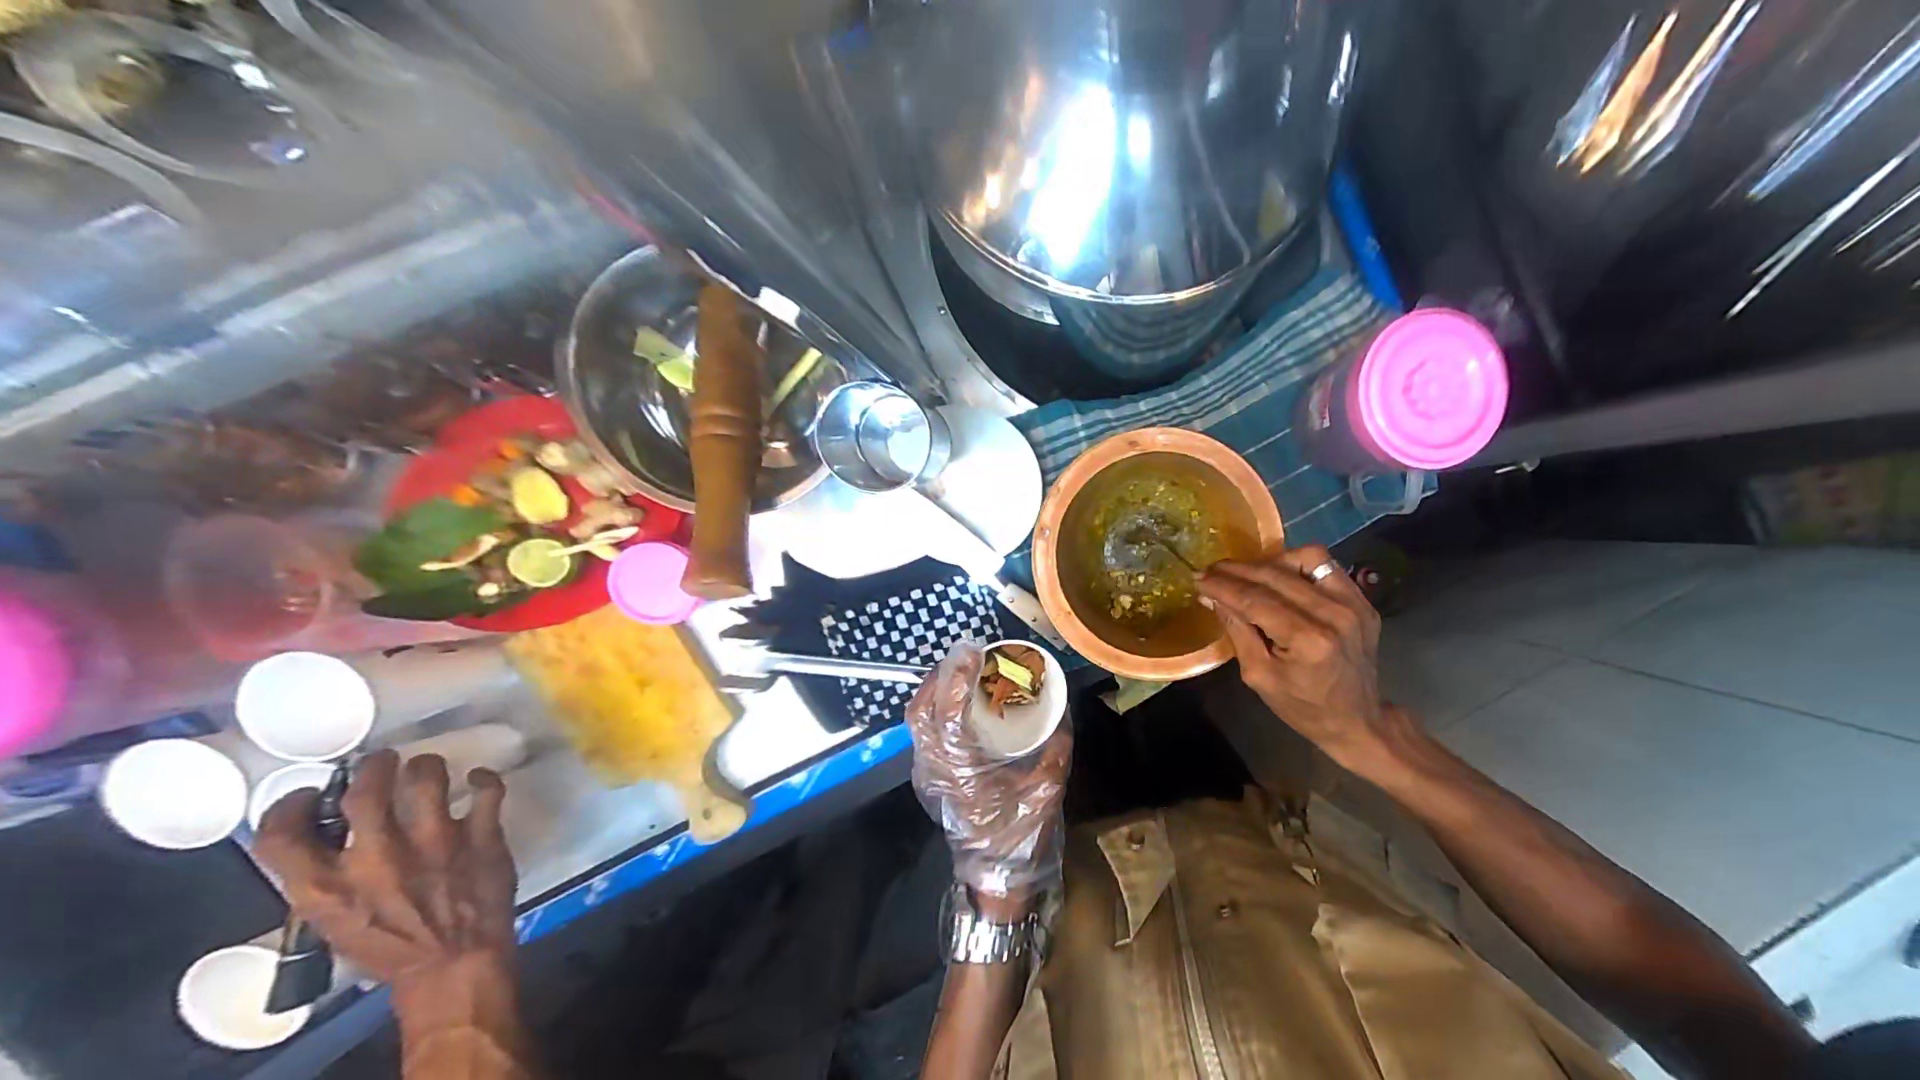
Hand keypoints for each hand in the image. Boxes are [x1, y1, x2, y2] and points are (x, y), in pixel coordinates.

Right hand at [255, 750, 517, 992]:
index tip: (312, 794)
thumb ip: (326, 878)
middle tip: (382, 762)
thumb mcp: (335, 921)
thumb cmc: (391, 947)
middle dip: (373, 765)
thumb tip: (327, 834)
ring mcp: (435, 841)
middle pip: (366, 788)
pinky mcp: (481, 835)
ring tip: (425, 769)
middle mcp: (377, 857)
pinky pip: (488, 789)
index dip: (291, 804)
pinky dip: (485, 779)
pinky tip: (478, 781)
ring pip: (428, 776)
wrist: (453, 964)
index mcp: (327, 887)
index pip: (281, 834)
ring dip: (426, 766)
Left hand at [904, 642, 1071, 897]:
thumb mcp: (1047, 787)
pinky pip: (921, 731)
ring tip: (960, 670)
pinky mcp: (927, 776)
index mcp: (961, 769)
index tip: (972, 651)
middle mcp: (935, 767)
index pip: (946, 712)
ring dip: (933, 688)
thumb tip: (1061, 707)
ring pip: (916, 719)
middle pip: (920, 709)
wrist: (996, 876)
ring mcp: (926, 773)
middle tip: (966, 655)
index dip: (955, 677)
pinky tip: (955, 698)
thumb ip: (1056, 744)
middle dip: (940, 675)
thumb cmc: (1020, 834)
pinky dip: (933, 706)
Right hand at [1197, 546, 1402, 771]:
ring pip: (1304, 559)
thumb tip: (1213, 596)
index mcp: (1307, 640)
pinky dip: (1297, 565)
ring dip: (1269, 562)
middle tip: (1212, 570)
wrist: (1357, 719)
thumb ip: (1237, 630)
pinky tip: (1278, 576)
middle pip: (1275, 575)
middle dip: (1237, 570)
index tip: (1198, 577)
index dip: (1222, 586)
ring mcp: (1353, 604)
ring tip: (1247, 574)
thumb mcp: (1258, 675)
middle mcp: (1334, 615)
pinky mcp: (1362, 601)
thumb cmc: (1302, 705)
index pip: (1255, 599)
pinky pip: (1325, 566)